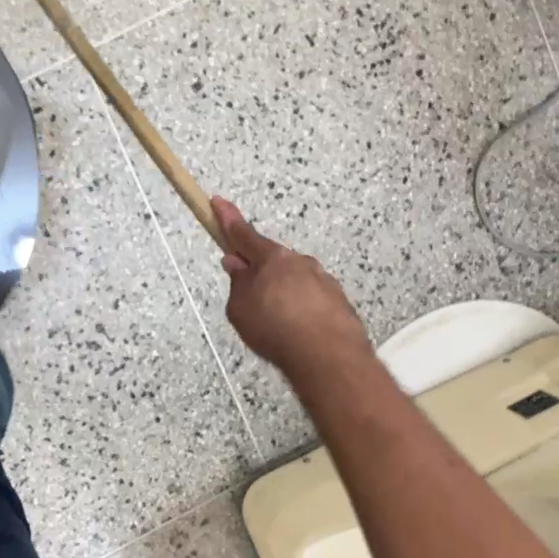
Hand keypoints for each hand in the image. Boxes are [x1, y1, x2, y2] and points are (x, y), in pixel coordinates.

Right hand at [213, 197, 375, 378]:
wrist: (329, 357)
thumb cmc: (275, 329)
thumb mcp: (239, 308)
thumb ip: (237, 283)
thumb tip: (236, 263)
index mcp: (272, 258)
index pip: (243, 234)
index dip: (228, 218)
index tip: (218, 200)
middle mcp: (299, 262)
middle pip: (272, 260)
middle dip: (258, 271)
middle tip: (248, 294)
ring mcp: (323, 280)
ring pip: (294, 280)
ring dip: (282, 292)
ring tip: (275, 323)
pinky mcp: (340, 302)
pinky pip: (312, 298)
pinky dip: (301, 308)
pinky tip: (297, 330)